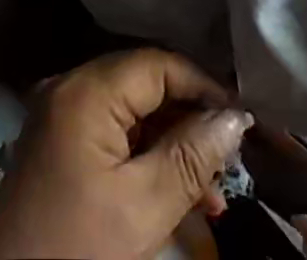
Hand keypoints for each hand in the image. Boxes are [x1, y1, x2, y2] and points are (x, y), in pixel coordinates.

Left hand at [0, 48, 251, 259]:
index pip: (155, 64)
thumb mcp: (144, 206)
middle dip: (191, 119)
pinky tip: (182, 194)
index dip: (203, 86)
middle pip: (143, 83)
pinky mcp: (61, 136)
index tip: (245, 122)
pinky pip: (114, 129)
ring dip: (174, 143)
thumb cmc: (78, 243)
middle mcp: (69, 86)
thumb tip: (234, 118)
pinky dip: (147, 154)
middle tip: (233, 164)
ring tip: (215, 195)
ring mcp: (61, 110)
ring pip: (132, 109)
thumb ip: (190, 156)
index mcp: (84, 91)